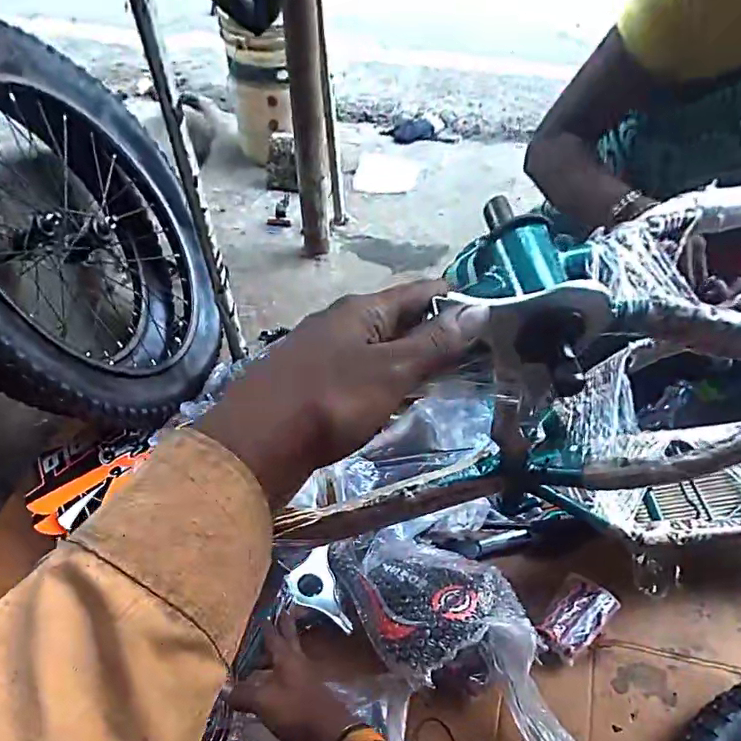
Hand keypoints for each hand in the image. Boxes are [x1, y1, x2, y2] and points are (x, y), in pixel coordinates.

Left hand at [196, 279, 488, 506]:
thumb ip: (433, 344)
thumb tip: (478, 309)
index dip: (452, 299)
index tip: (486, 308)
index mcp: (357, 311)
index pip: (417, 293)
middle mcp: (333, 326)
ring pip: (369, 353)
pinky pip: (350, 380)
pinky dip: (373, 386)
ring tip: (433, 377)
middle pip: (391, 322)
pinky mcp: (302, 390)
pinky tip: (383, 402)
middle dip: (427, 332)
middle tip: (467, 350)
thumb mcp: (390, 371)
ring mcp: (313, 358)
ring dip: (399, 362)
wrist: (255, 447)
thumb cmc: (328, 403)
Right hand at [226, 610, 360, 740]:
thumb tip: (222, 689)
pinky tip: (267, 686)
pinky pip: (288, 682)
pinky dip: (277, 679)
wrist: (329, 738)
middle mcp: (298, 665)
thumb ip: (242, 693)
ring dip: (276, 657)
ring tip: (261, 656)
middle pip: (289, 642)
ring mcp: (305, 682)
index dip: (266, 626)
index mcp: (287, 659)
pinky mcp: (306, 699)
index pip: (273, 636)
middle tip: (281, 613)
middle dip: (283, 628)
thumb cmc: (296, 711)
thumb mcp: (263, 701)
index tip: (261, 613)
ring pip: (288, 662)